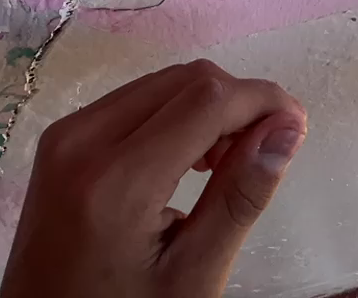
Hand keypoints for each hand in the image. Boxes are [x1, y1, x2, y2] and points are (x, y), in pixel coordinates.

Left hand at [2, 60, 306, 297]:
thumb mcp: (193, 278)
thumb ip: (241, 196)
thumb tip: (288, 126)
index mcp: (114, 182)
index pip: (207, 99)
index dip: (262, 99)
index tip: (296, 124)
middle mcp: (82, 140)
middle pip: (187, 79)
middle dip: (237, 102)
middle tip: (261, 152)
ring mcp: (66, 134)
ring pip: (164, 81)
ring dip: (208, 105)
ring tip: (223, 163)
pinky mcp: (62, 138)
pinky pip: (137, 97)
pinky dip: (175, 112)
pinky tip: (186, 157)